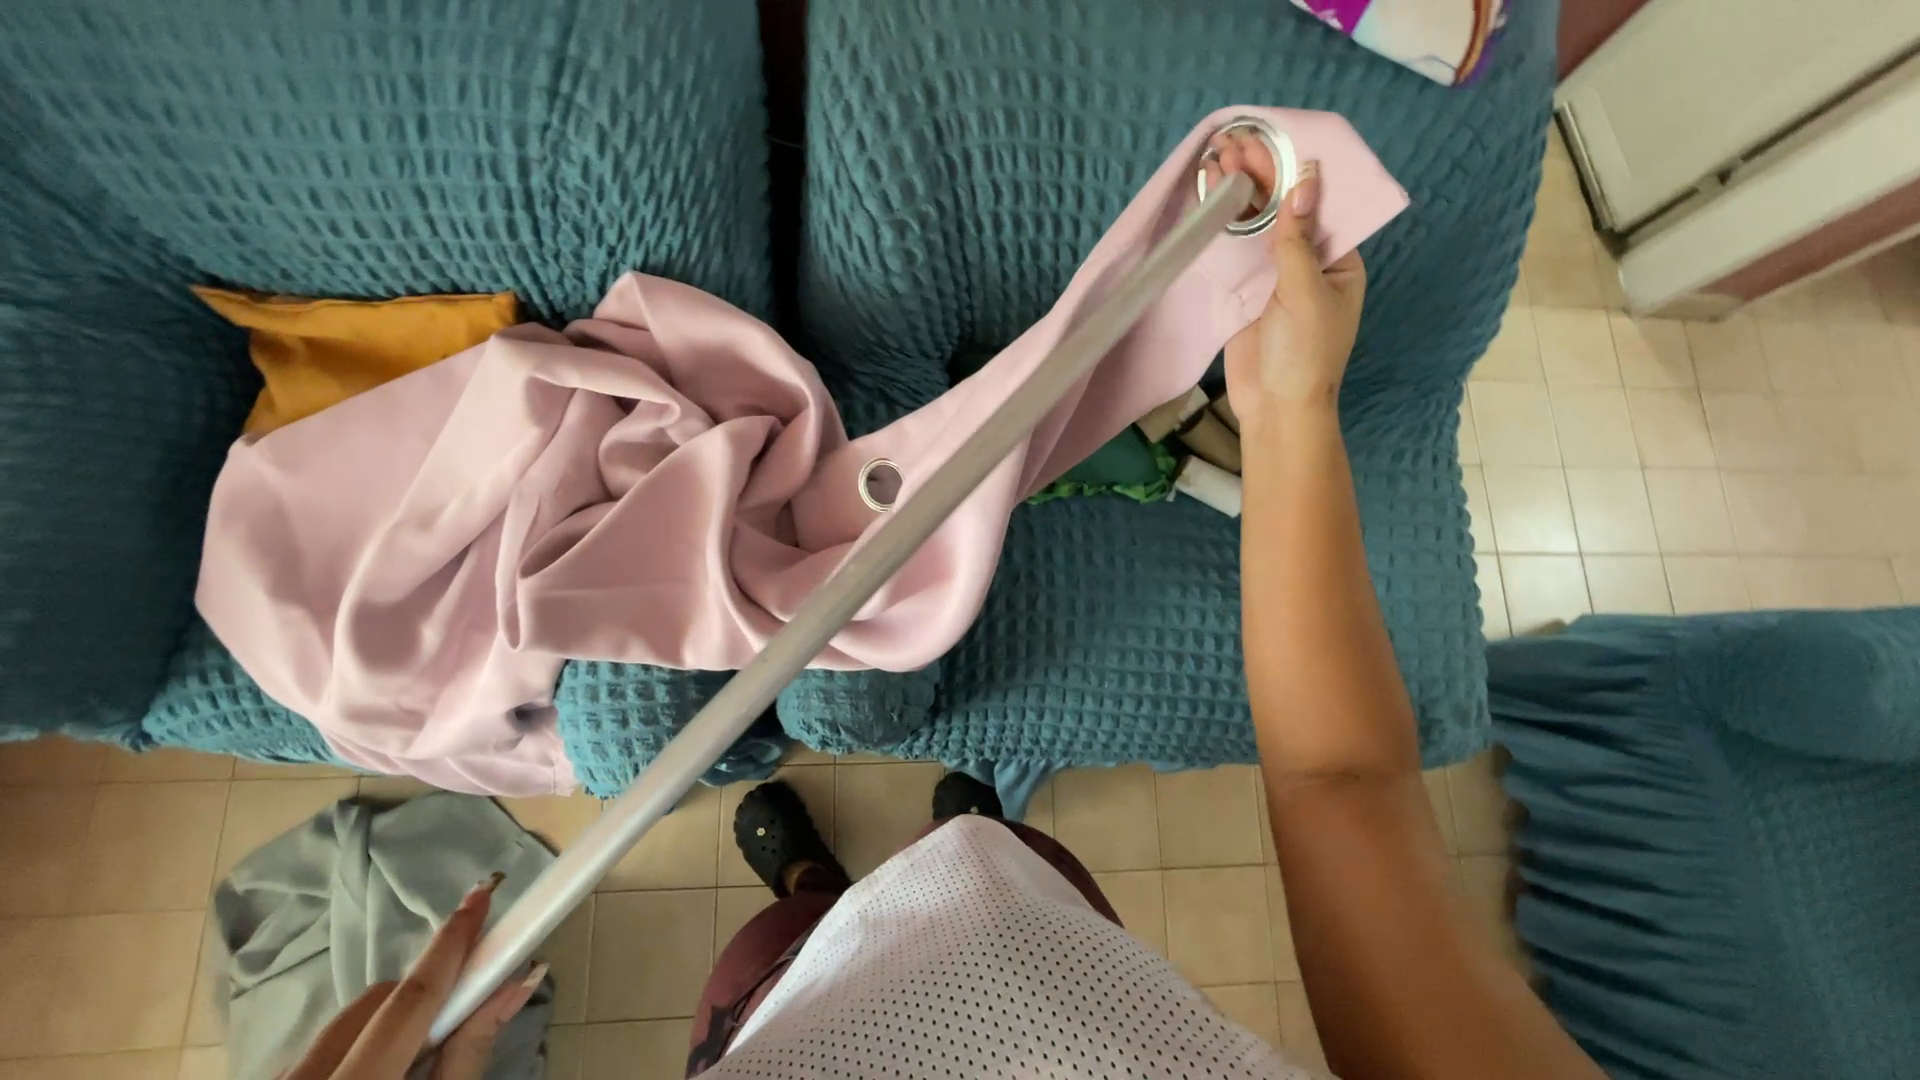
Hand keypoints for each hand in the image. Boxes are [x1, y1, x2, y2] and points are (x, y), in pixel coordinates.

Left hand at [280, 873, 545, 1079]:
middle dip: (425, 992)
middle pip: (377, 1003)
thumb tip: (520, 979)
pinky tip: (379, 1073)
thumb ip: (470, 1050)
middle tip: (463, 1007)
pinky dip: (359, 1046)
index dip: (453, 943)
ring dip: (391, 1022)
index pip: (412, 998)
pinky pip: (320, 1050)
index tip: (483, 894)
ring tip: (415, 1060)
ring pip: (346, 1025)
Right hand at [1213, 134, 1365, 433]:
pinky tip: (1210, 201)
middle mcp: (1307, 262)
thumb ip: (1297, 239)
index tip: (1268, 142)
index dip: (1292, 171)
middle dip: (1260, 177)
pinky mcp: (1245, 295)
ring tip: (1216, 161)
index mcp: (1338, 260)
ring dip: (1238, 196)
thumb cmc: (1304, 354)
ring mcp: (1273, 279)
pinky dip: (1223, 228)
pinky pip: (1235, 254)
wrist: (1275, 408)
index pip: (1317, 203)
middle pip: (1283, 210)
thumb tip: (1304, 180)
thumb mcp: (1306, 293)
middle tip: (1232, 145)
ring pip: (1256, 228)